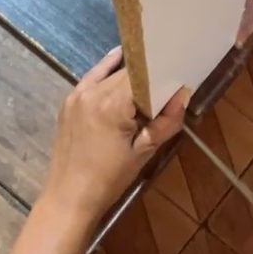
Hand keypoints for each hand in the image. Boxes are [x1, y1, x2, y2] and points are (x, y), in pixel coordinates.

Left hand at [42, 48, 187, 222]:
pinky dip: (107, 69)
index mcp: (112, 104)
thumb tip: (183, 94)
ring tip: (150, 78)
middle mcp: (93, 92)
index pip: (144, 75)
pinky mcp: (69, 101)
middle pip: (128, 73)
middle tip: (167, 86)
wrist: (69, 197)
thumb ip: (166, 122)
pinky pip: (92, 77)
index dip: (162, 76)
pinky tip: (120, 57)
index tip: (178, 80)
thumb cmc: (109, 179)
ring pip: (111, 74)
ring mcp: (78, 95)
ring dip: (130, 76)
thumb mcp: (144, 153)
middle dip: (148, 78)